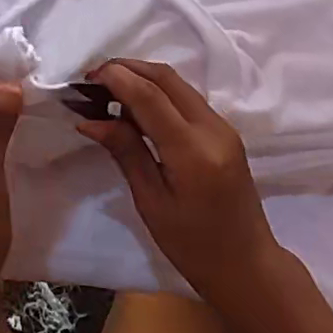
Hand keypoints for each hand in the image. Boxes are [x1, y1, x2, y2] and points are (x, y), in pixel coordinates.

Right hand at [77, 59, 283, 308]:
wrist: (247, 265)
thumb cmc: (192, 244)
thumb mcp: (151, 201)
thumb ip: (125, 152)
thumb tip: (90, 120)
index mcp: (193, 151)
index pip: (150, 97)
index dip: (116, 78)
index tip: (86, 77)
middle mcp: (213, 130)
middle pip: (166, 78)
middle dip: (127, 68)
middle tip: (92, 78)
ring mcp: (222, 128)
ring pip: (177, 84)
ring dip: (141, 77)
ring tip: (106, 90)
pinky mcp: (223, 132)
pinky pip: (185, 98)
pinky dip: (156, 92)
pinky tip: (133, 108)